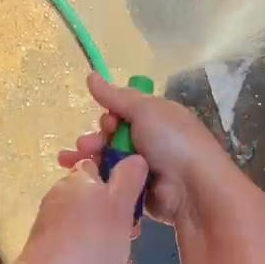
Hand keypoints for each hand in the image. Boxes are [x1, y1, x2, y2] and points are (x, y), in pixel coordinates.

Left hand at [20, 154, 149, 263]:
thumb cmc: (92, 239)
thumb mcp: (121, 204)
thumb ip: (129, 178)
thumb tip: (133, 158)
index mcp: (78, 179)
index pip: (99, 167)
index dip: (121, 182)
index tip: (134, 204)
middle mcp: (62, 198)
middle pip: (100, 206)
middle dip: (122, 228)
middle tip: (131, 241)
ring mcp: (54, 225)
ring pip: (94, 234)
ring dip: (114, 255)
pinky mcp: (50, 250)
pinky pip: (82, 254)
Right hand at [57, 74, 232, 228]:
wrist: (192, 188)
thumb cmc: (172, 141)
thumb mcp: (145, 110)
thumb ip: (115, 96)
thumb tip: (91, 75)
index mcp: (157, 117)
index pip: (124, 110)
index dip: (111, 114)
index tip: (109, 122)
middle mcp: (151, 139)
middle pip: (113, 134)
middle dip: (96, 137)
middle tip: (86, 145)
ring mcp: (144, 165)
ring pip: (108, 156)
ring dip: (89, 156)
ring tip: (71, 160)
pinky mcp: (136, 188)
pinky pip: (112, 179)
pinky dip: (96, 177)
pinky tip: (78, 176)